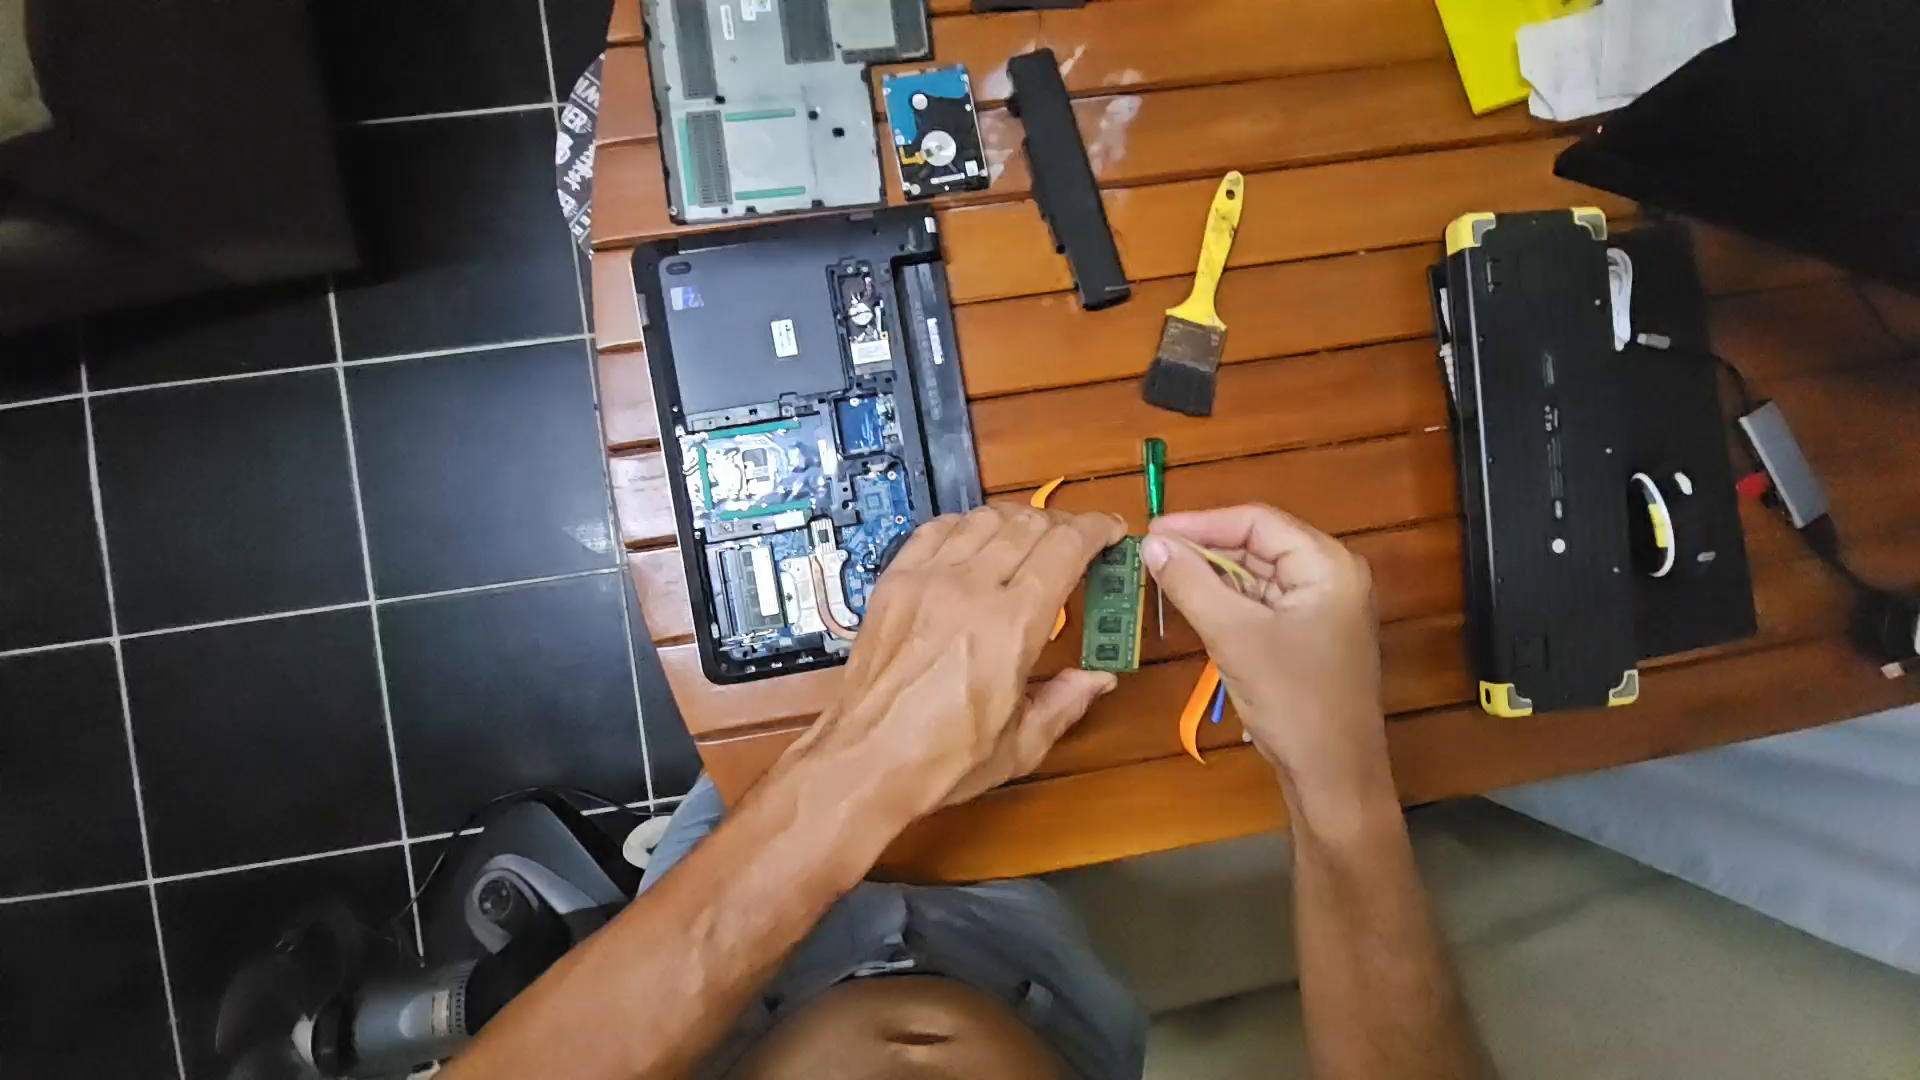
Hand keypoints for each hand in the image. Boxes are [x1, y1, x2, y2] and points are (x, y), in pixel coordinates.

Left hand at [792, 505, 1126, 814]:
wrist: (863, 760)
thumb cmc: (943, 760)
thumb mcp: (1019, 746)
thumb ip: (1065, 703)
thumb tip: (1099, 678)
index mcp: (1011, 625)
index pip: (1065, 547)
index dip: (1096, 529)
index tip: (1112, 531)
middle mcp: (970, 588)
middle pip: (1028, 525)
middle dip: (1062, 524)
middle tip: (1076, 541)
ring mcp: (927, 578)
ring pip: (983, 518)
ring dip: (1017, 519)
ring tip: (1030, 537)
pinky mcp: (894, 580)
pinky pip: (936, 529)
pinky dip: (966, 524)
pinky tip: (975, 539)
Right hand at [1142, 505, 1392, 819]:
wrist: (1333, 776)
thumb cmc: (1292, 699)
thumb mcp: (1232, 634)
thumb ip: (1190, 582)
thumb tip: (1151, 543)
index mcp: (1327, 565)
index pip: (1257, 522)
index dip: (1201, 522)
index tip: (1154, 531)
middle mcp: (1329, 576)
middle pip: (1257, 544)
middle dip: (1203, 547)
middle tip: (1152, 552)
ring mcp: (1319, 606)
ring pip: (1254, 574)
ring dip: (1210, 574)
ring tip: (1162, 573)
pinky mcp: (1305, 633)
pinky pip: (1259, 602)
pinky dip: (1224, 599)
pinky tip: (1191, 601)